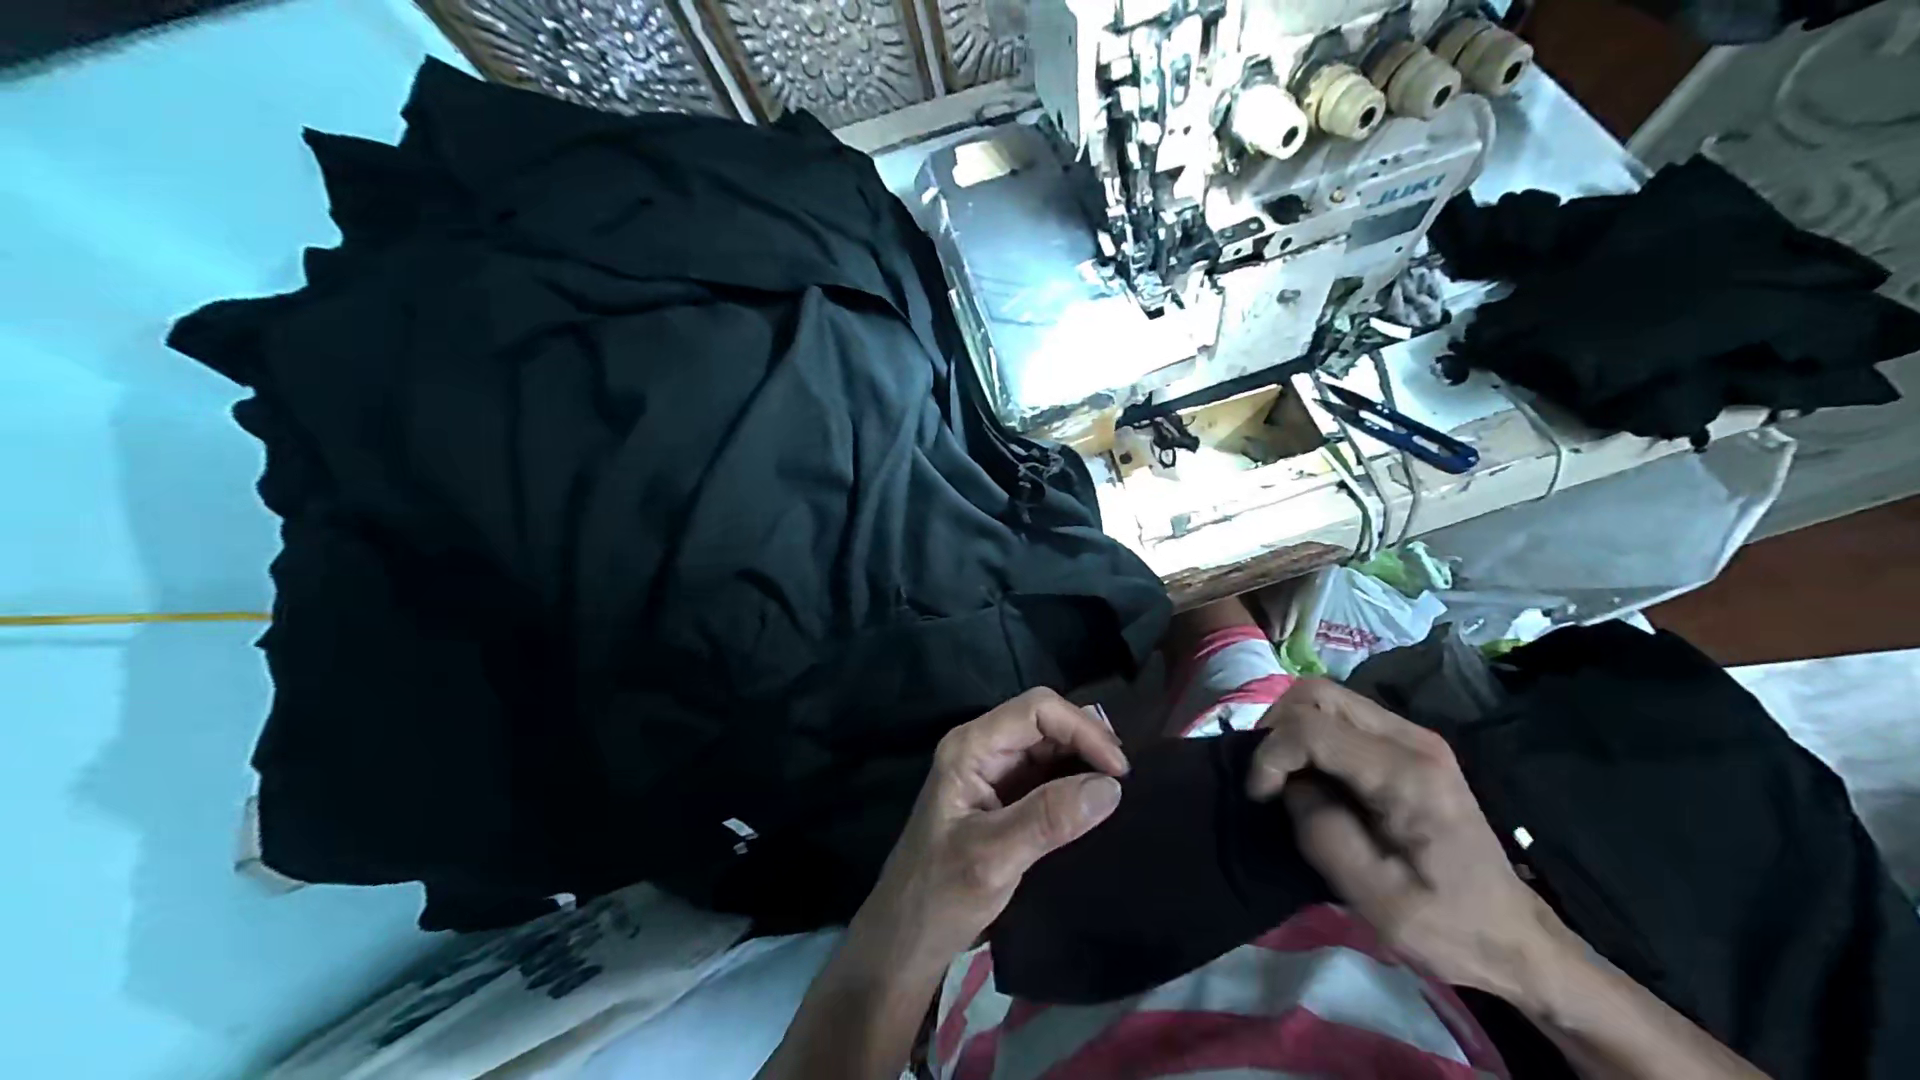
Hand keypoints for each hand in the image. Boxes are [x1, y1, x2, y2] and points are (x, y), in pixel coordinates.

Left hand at [759, 691, 1126, 1079]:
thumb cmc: (941, 894)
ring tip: (1117, 789)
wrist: (907, 937)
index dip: (1082, 729)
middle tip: (1124, 779)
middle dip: (1086, 741)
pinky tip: (1094, 801)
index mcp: (969, 748)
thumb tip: (1111, 787)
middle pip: (1043, 720)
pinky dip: (1073, 780)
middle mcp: (981, 748)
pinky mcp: (1002, 796)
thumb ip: (1047, 818)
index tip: (1119, 770)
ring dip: (1082, 759)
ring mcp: (990, 771)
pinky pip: (1044, 772)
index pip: (1036, 710)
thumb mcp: (994, 858)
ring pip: (1047, 745)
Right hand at [1247, 679, 1571, 999]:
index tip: (1260, 797)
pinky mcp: (1405, 744)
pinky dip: (1308, 734)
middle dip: (1275, 729)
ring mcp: (1411, 736)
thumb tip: (1289, 786)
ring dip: (1289, 728)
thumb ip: (1321, 831)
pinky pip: (1338, 715)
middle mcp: (1411, 739)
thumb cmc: (1447, 925)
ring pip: (1323, 697)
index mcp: (1408, 775)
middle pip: (1315, 694)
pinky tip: (1308, 774)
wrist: (1513, 936)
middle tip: (1266, 777)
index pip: (1312, 728)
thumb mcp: (1376, 899)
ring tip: (1282, 775)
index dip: (1270, 755)